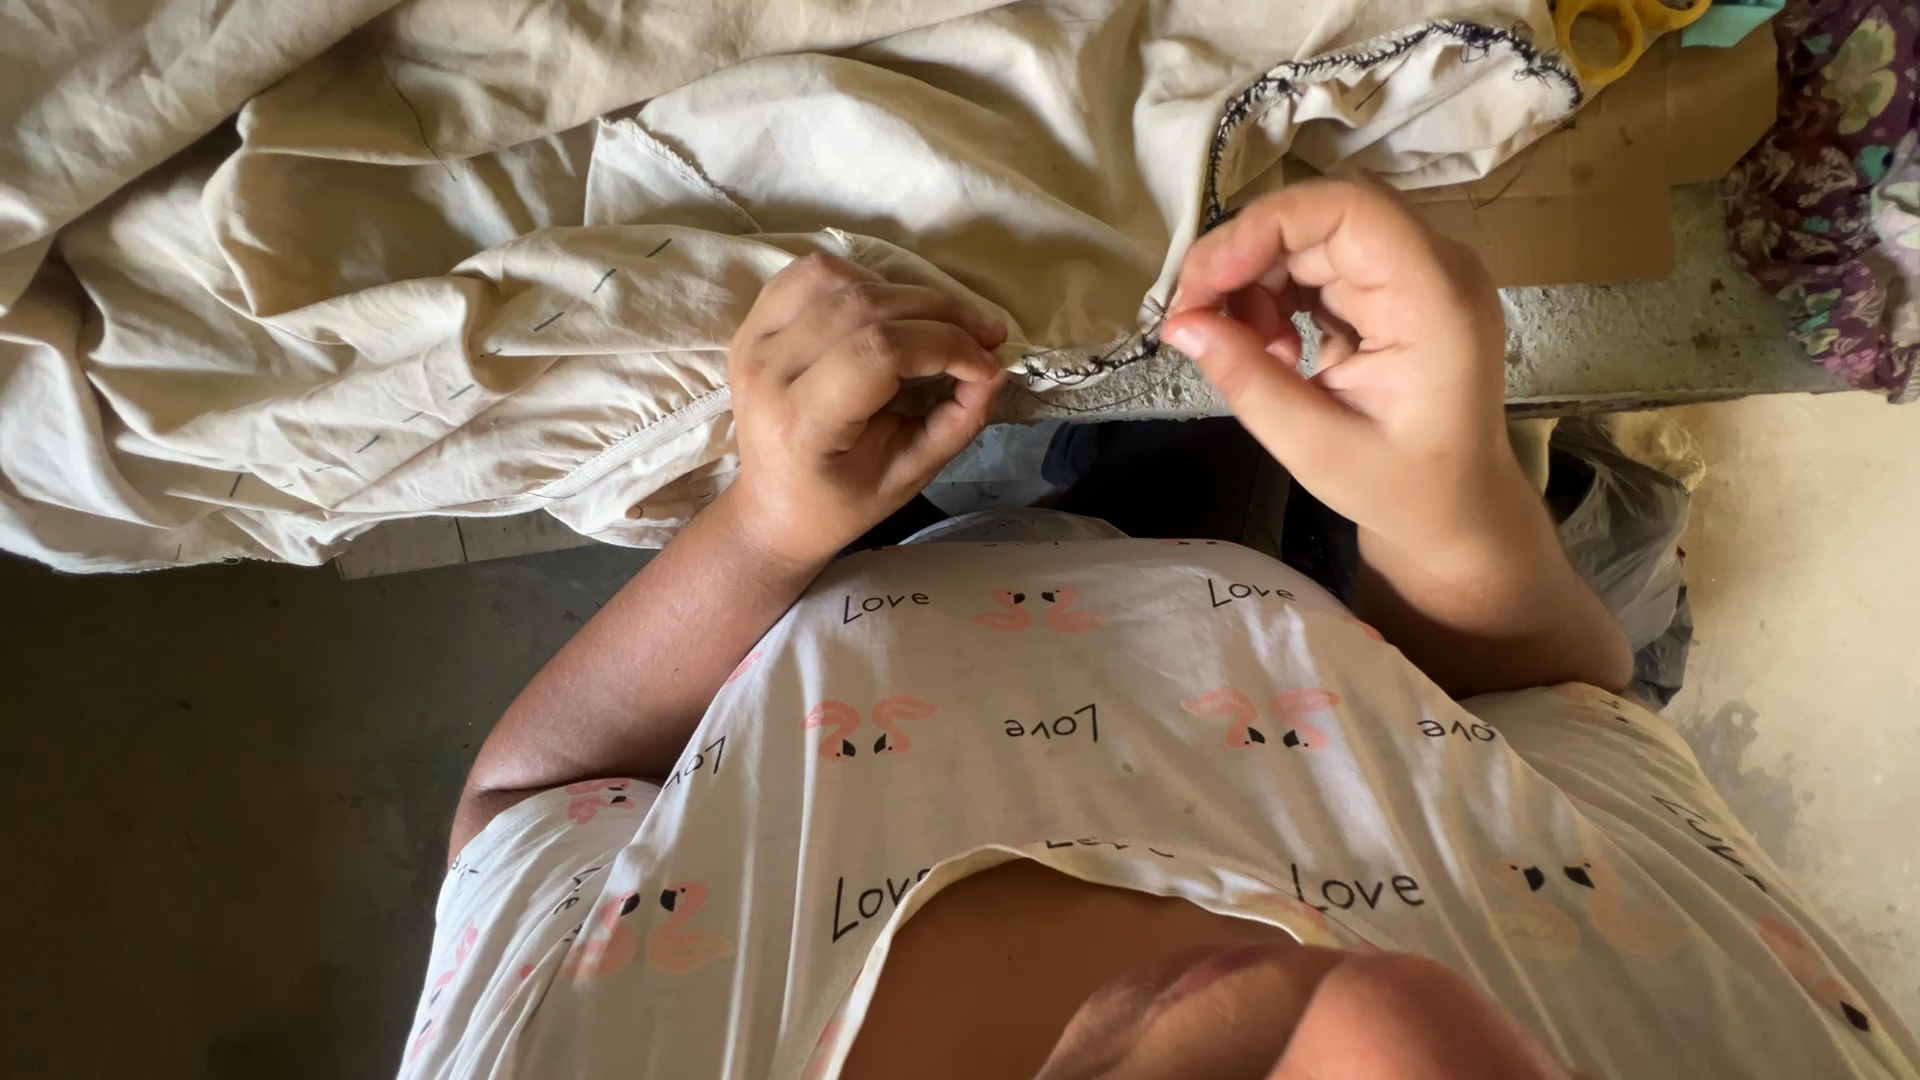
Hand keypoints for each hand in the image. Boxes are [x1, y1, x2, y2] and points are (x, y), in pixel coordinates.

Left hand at [722, 252, 1007, 566]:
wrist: (773, 507)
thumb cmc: (842, 503)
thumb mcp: (908, 477)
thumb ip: (956, 423)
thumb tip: (996, 370)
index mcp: (801, 422)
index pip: (880, 351)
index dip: (946, 344)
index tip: (989, 364)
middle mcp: (768, 370)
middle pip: (864, 304)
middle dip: (941, 311)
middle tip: (986, 335)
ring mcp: (753, 340)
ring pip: (838, 277)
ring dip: (903, 292)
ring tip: (938, 325)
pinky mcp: (752, 324)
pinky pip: (812, 273)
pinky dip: (862, 280)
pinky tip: (889, 312)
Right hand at [1163, 176, 1532, 568]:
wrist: (1453, 508)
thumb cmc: (1397, 487)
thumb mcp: (1312, 447)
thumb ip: (1247, 381)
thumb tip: (1179, 326)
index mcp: (1432, 300)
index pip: (1347, 209)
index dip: (1261, 230)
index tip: (1200, 286)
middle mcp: (1430, 268)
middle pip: (1319, 219)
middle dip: (1242, 259)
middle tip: (1191, 318)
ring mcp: (1412, 275)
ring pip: (1308, 240)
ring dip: (1253, 284)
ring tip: (1241, 350)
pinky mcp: (1389, 291)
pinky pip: (1315, 267)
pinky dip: (1273, 299)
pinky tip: (1271, 351)